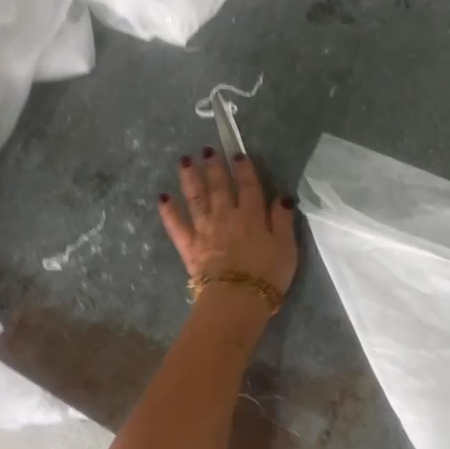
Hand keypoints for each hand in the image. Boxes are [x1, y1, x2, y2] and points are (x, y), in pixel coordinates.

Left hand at [158, 147, 298, 298]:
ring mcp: (204, 229)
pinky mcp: (189, 245)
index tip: (238, 155)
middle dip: (213, 166)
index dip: (243, 169)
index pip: (248, 186)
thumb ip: (283, 221)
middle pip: (219, 186)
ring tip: (184, 161)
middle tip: (207, 150)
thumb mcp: (287, 248)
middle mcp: (225, 216)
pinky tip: (162, 197)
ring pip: (196, 198)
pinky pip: (176, 225)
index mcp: (251, 215)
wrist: (237, 298)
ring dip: (190, 178)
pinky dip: (168, 211)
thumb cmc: (268, 275)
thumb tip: (281, 198)